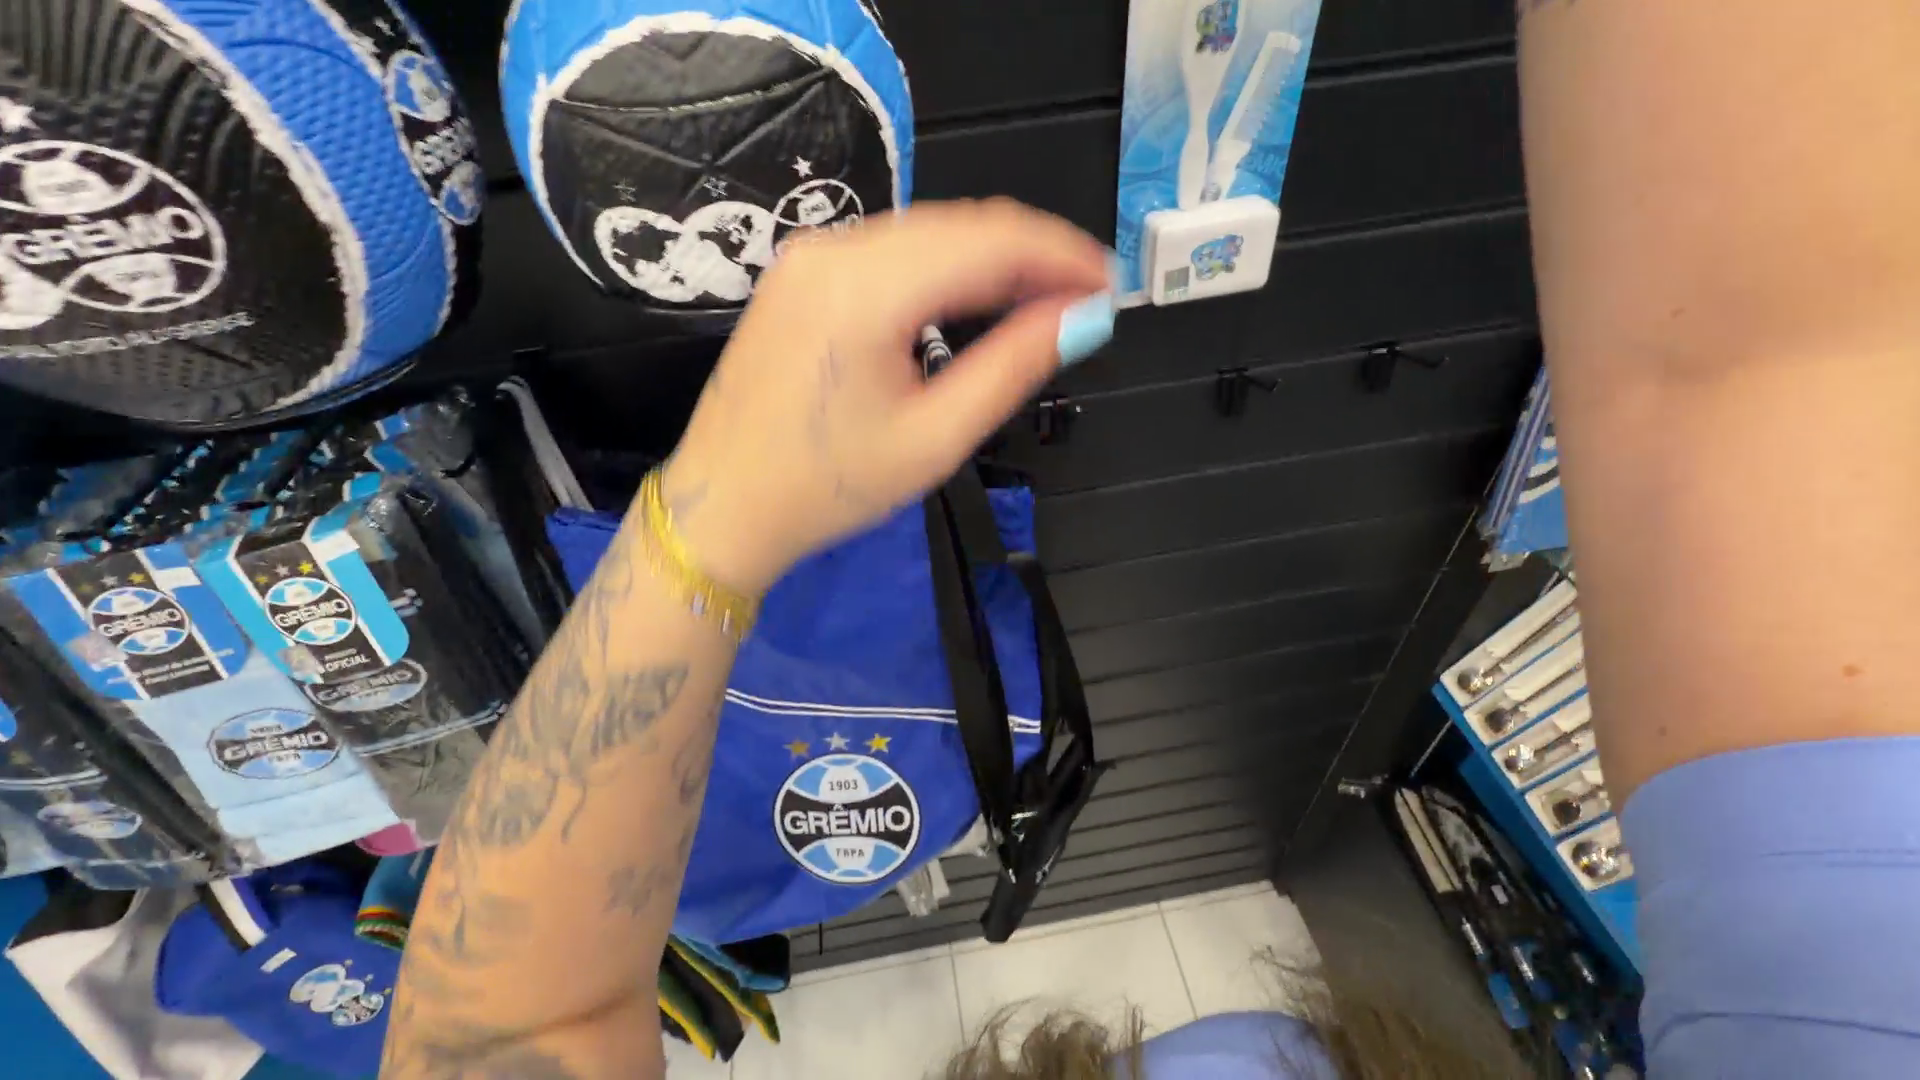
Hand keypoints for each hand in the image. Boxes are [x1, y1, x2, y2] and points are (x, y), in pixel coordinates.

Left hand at [654, 199, 1113, 592]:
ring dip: (990, 259)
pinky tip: (975, 296)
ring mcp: (809, 255)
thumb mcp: (935, 438)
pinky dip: (944, 267)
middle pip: (960, 226)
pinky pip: (891, 251)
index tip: (1108, 283)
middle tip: (1085, 296)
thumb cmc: (829, 487)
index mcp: (864, 291)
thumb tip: (1082, 316)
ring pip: (927, 233)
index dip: (1060, 255)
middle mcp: (833, 251)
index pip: (989, 241)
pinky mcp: (800, 272)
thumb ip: (1013, 367)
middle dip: (1031, 255)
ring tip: (1042, 299)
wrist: (724, 506)